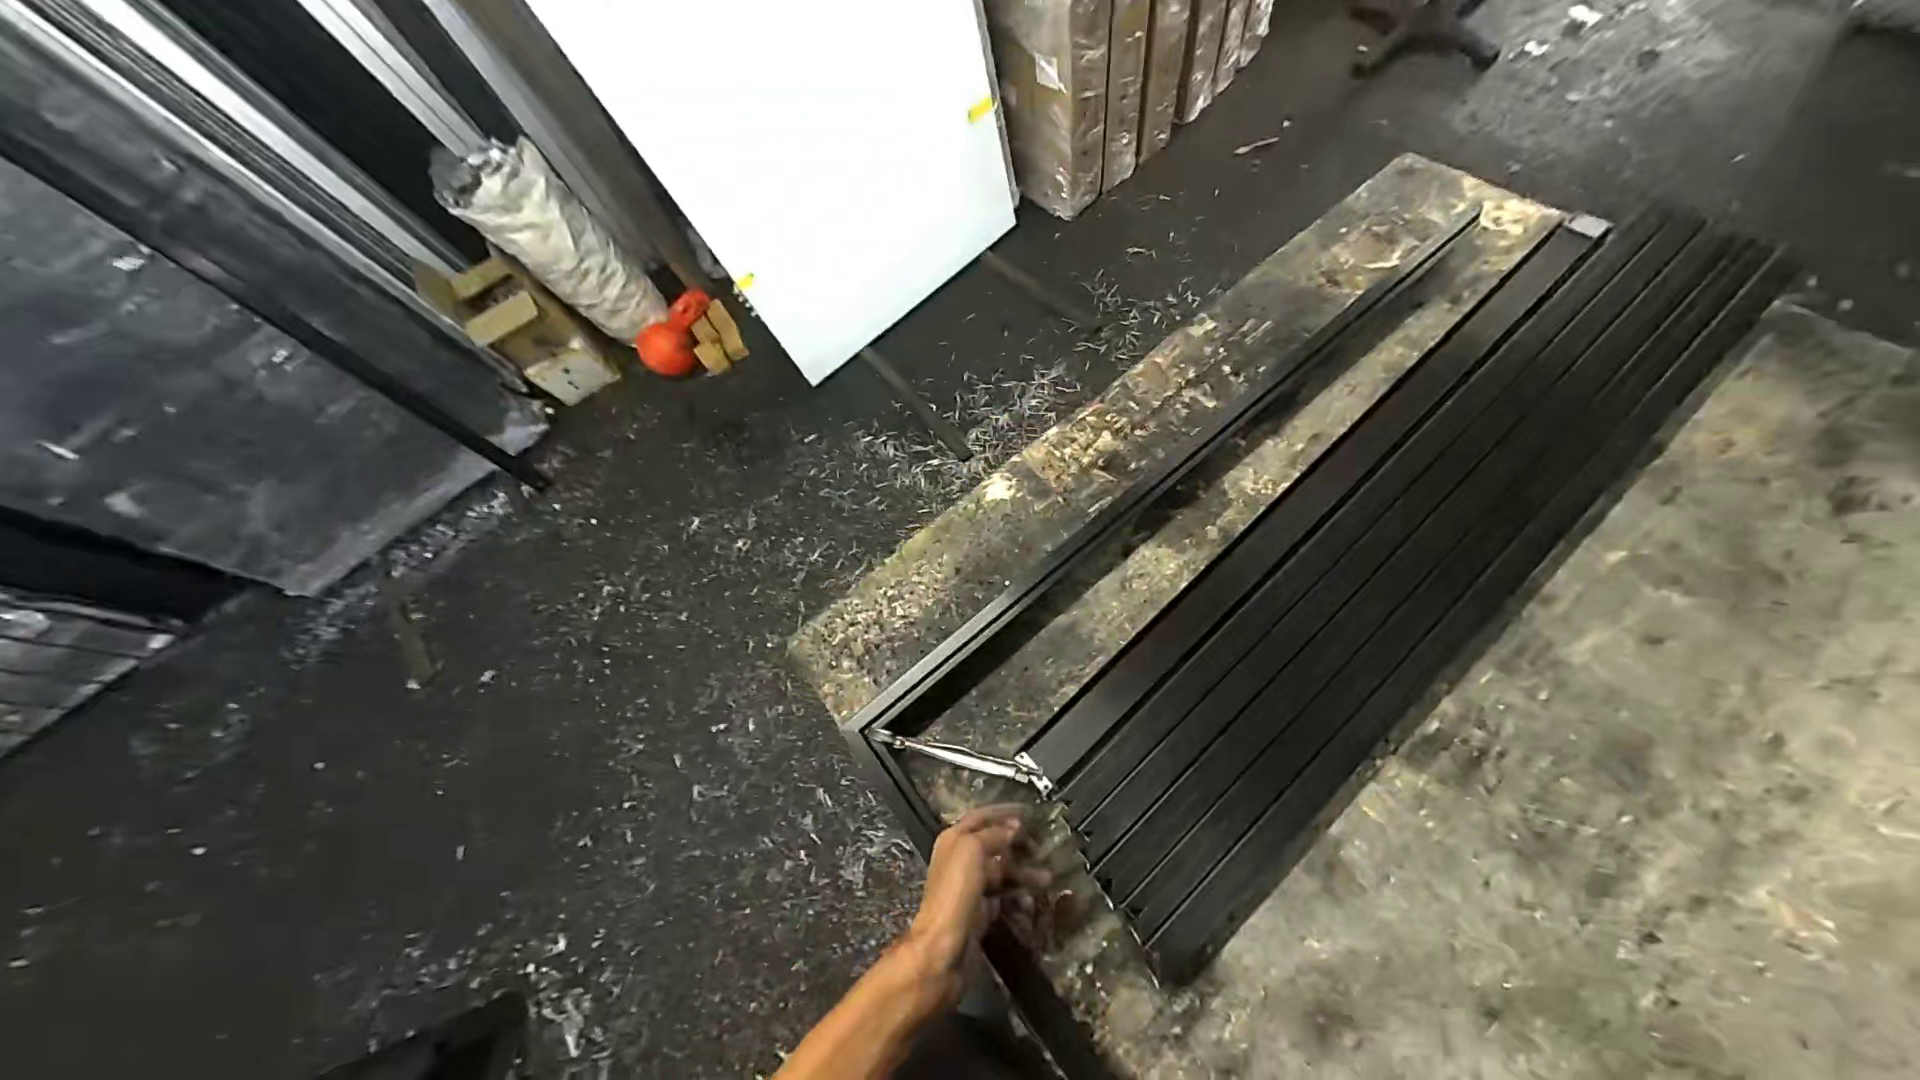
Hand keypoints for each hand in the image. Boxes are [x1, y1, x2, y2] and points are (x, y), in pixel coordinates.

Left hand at [901, 804, 1050, 990]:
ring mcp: (970, 887)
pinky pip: (1003, 897)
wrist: (944, 949)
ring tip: (1047, 878)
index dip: (1002, 813)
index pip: (980, 817)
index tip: (1028, 812)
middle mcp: (960, 860)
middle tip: (1043, 845)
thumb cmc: (955, 892)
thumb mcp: (971, 850)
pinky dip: (1019, 896)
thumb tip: (1012, 827)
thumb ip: (992, 835)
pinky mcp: (980, 912)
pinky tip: (1034, 900)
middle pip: (993, 844)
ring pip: (1001, 872)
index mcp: (953, 840)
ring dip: (1023, 872)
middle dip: (1018, 844)